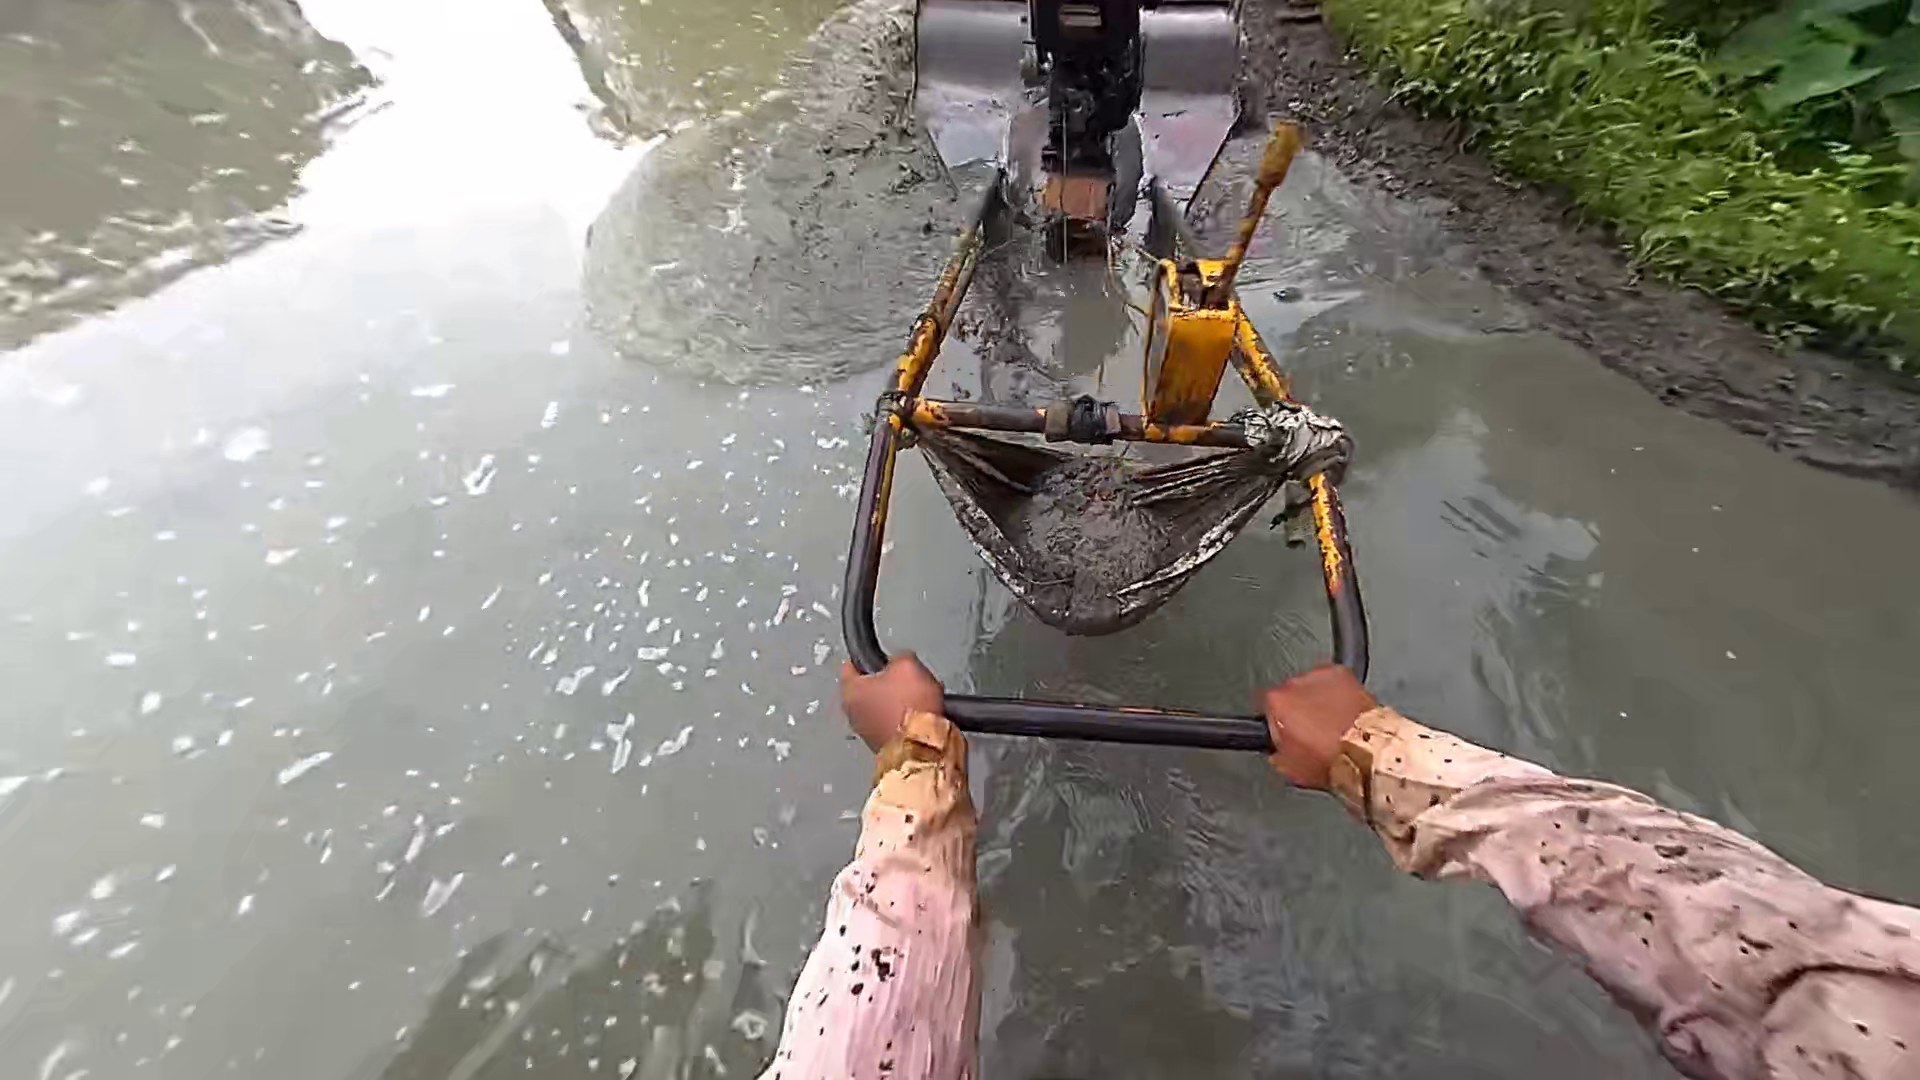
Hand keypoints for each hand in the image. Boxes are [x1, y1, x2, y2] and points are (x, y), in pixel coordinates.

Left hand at [839, 653, 944, 751]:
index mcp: (850, 691)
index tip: (877, 656)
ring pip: (882, 708)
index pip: (850, 666)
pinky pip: (893, 725)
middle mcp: (853, 715)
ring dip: (897, 703)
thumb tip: (902, 660)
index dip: (867, 657)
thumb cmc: (909, 708)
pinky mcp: (885, 746)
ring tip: (918, 699)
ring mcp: (868, 733)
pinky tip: (920, 716)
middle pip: (868, 689)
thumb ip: (898, 656)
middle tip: (905, 678)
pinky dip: (905, 720)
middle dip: (887, 682)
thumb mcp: (907, 663)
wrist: (924, 745)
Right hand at [1261, 664, 1375, 788]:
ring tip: (1335, 720)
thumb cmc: (1332, 759)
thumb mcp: (1290, 767)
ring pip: (1311, 686)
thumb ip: (1276, 751)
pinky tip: (1346, 709)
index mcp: (1275, 702)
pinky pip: (1333, 680)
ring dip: (1319, 698)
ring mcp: (1317, 676)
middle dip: (1299, 709)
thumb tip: (1278, 749)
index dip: (1278, 722)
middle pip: (1289, 694)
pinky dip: (1339, 691)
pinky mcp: (1341, 674)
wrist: (1370, 754)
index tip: (1288, 731)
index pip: (1266, 706)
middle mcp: (1292, 684)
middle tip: (1314, 729)